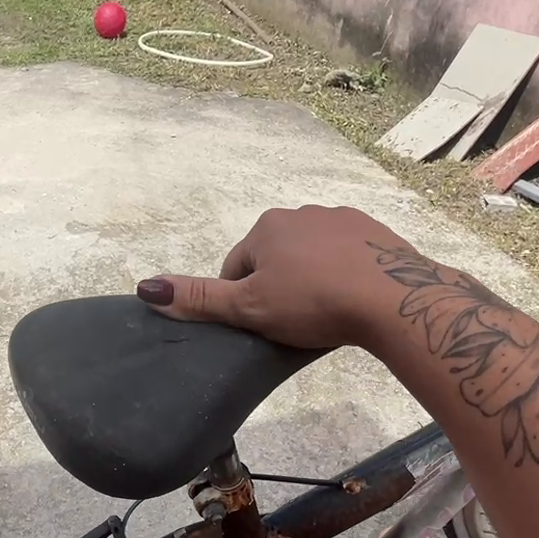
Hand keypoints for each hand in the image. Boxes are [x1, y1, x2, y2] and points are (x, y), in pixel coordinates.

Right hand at [135, 205, 437, 348]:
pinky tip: (349, 298)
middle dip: (275, 286)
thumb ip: (199, 298)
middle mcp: (299, 212)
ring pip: (308, 255)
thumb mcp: (248, 308)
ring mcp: (340, 218)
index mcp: (265, 228)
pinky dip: (339, 273)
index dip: (241, 300)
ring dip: (307, 278)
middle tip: (291, 322)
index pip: (235, 268)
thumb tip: (146, 287)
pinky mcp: (373, 230)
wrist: (392, 299)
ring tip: (322, 313)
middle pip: (271, 258)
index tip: (260, 324)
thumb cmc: (312, 304)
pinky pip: (343, 253)